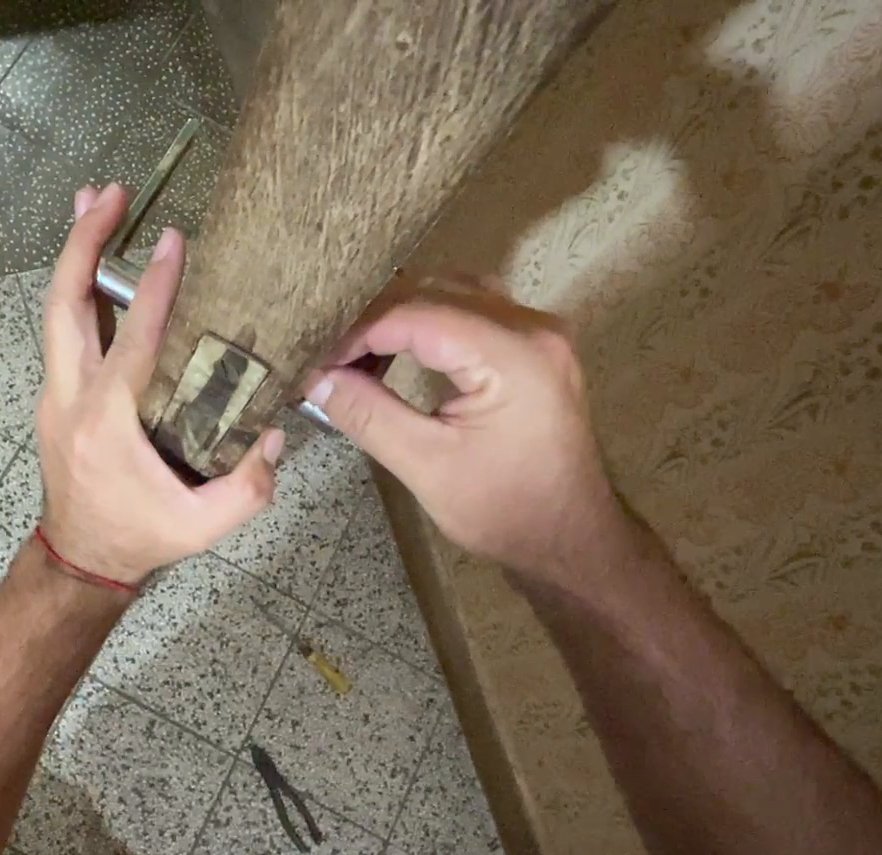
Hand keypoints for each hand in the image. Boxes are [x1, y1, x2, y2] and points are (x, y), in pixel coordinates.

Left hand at [34, 183, 282, 584]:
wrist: (79, 559)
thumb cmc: (138, 539)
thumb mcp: (202, 528)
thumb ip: (247, 489)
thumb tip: (274, 434)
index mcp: (105, 423)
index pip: (132, 340)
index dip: (155, 287)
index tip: (175, 239)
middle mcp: (69, 399)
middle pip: (65, 305)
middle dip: (82, 242)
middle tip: (108, 190)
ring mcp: (53, 397)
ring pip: (56, 314)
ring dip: (73, 257)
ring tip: (93, 203)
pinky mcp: (54, 401)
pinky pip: (62, 334)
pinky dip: (77, 294)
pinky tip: (95, 270)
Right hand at [303, 279, 626, 587]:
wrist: (567, 535)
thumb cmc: (501, 510)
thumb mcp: (424, 465)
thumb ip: (367, 415)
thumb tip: (313, 379)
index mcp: (511, 353)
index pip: (415, 314)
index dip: (358, 332)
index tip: (318, 363)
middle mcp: (531, 326)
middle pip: (435, 291)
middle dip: (374, 320)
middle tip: (330, 359)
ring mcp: (538, 332)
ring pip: (453, 292)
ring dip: (400, 317)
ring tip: (359, 355)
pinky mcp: (534, 346)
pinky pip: (472, 310)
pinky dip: (429, 323)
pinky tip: (399, 352)